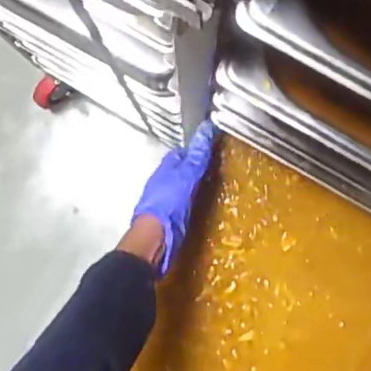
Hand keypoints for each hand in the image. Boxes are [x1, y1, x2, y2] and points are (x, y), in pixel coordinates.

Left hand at [128, 120, 216, 275]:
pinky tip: (203, 204)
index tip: (210, 145)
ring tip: (214, 184)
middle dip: (196, 167)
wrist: (154, 238)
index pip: (181, 152)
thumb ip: (196, 158)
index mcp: (165, 169)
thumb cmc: (168, 204)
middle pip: (181, 170)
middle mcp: (163, 183)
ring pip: (183, 186)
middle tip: (216, 166)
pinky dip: (194, 201)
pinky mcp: (170, 217)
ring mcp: (165, 201)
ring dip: (195, 185)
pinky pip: (185, 204)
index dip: (195, 148)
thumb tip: (205, 131)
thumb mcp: (186, 177)